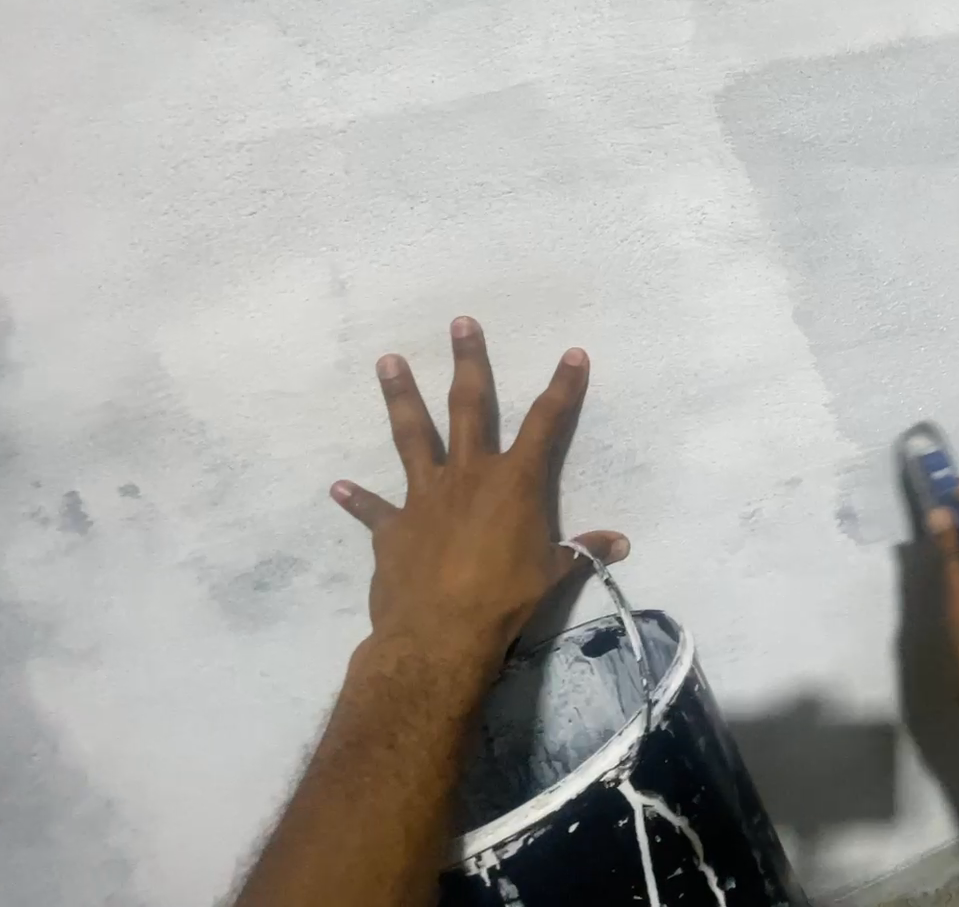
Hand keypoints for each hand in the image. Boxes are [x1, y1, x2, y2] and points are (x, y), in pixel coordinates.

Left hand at [330, 317, 627, 672]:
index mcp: (515, 481)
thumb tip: (621, 544)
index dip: (563, 387)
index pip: (546, 423)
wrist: (439, 635)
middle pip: (470, 407)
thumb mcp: (555, 572)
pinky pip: (373, 509)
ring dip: (401, 398)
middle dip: (469, 363)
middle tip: (460, 324)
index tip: (573, 354)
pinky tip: (337, 486)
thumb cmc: (507, 597)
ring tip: (388, 360)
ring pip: (413, 436)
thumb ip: (584, 550)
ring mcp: (425, 497)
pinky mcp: (393, 528)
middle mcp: (469, 475)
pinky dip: (357, 499)